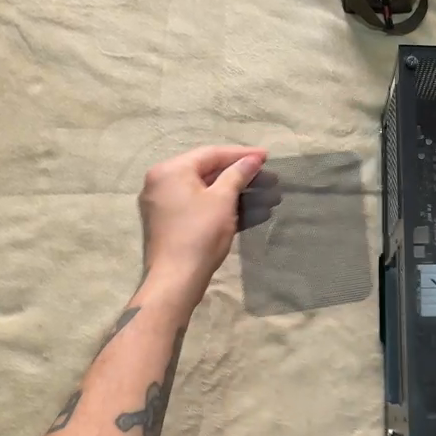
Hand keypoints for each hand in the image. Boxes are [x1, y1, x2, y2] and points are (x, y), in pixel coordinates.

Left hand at [136, 145, 266, 312]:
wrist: (176, 280)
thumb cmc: (199, 233)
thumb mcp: (223, 199)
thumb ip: (238, 174)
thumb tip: (252, 159)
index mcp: (170, 171)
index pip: (211, 154)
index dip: (242, 154)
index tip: (267, 157)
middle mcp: (163, 183)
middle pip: (210, 173)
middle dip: (244, 177)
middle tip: (271, 179)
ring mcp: (167, 205)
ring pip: (209, 192)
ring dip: (240, 195)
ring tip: (270, 198)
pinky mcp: (174, 224)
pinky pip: (203, 208)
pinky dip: (226, 208)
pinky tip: (255, 213)